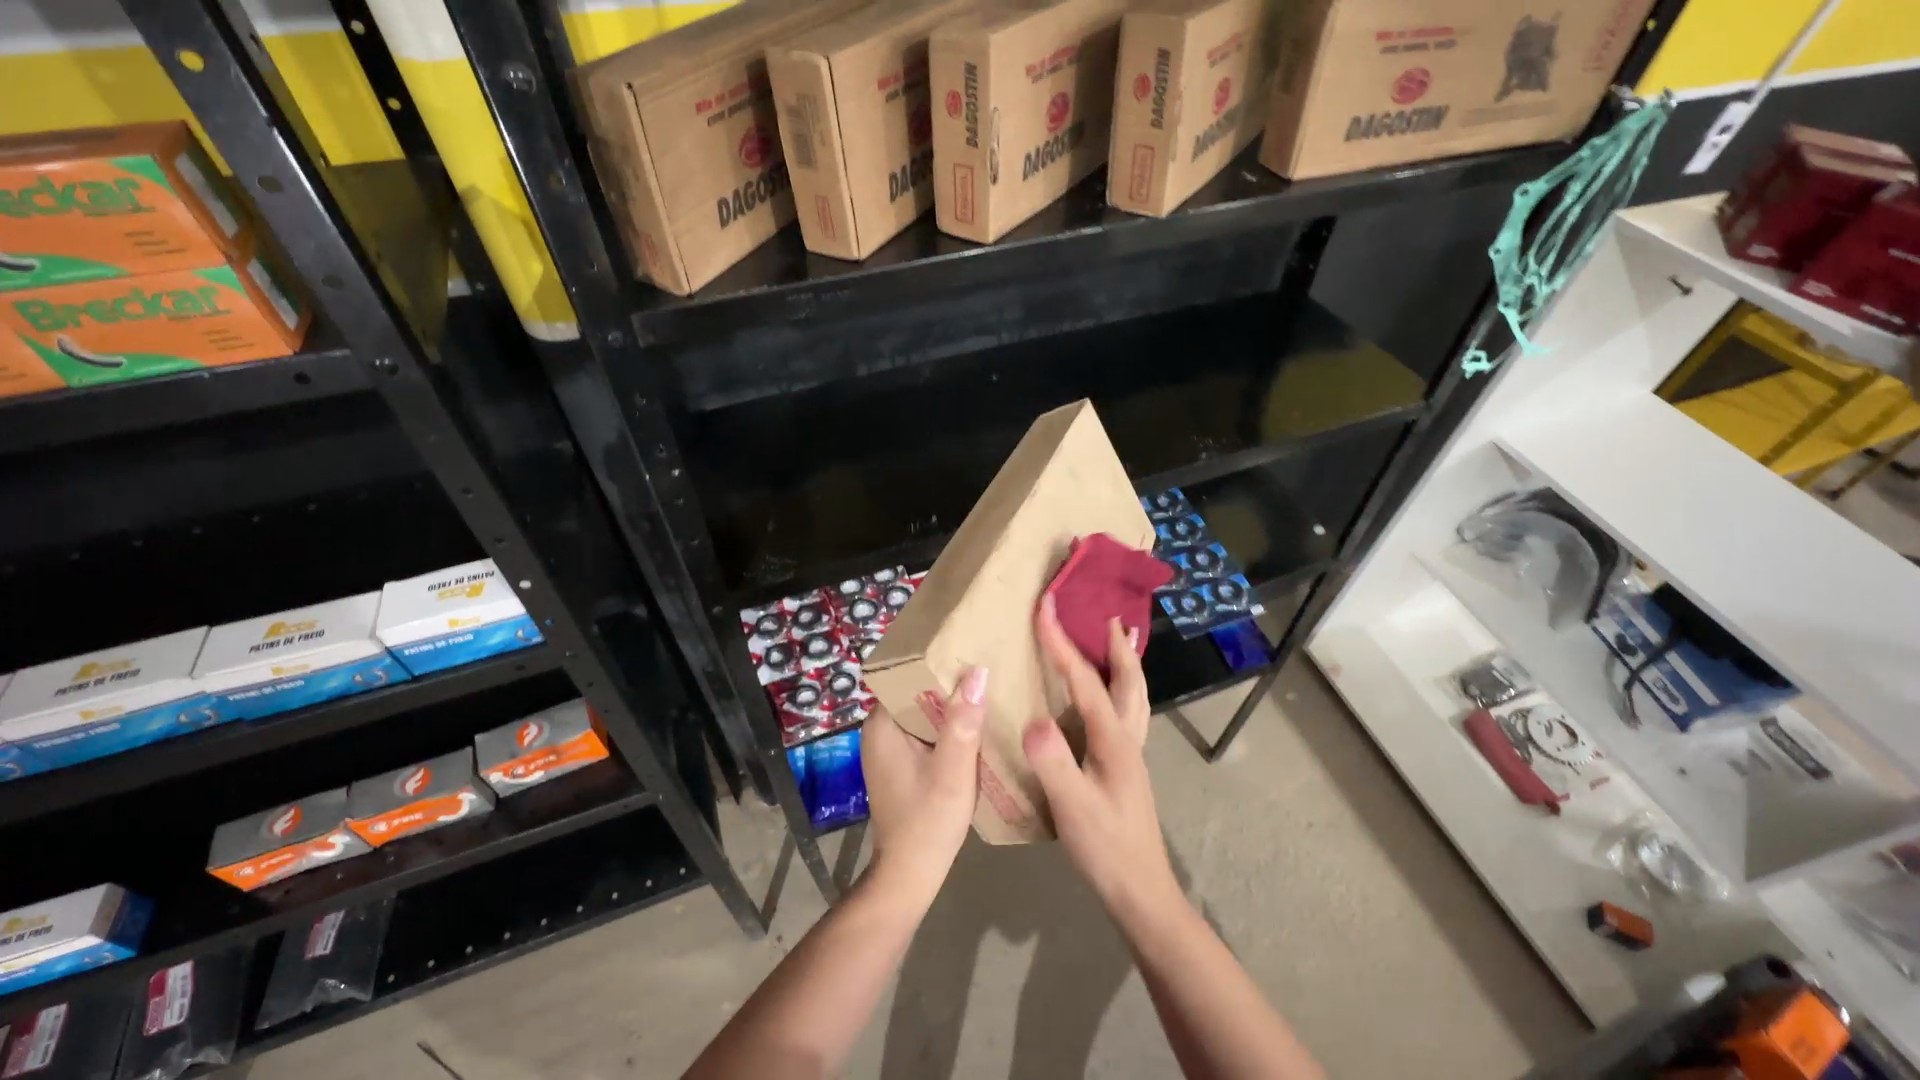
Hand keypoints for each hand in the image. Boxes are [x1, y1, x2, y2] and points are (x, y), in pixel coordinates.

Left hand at [859, 667, 988, 906]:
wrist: (910, 875)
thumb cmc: (928, 821)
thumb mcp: (953, 770)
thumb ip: (963, 722)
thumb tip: (977, 672)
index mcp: (882, 725)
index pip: (908, 676)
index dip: (939, 664)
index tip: (971, 652)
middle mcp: (879, 731)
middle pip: (917, 694)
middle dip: (949, 685)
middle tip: (988, 668)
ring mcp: (888, 750)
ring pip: (923, 715)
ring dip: (951, 709)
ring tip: (987, 692)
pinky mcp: (900, 765)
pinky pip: (924, 734)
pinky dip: (946, 730)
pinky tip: (975, 729)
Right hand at [1023, 595, 1180, 923]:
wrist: (1141, 892)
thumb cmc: (1106, 849)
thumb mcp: (1073, 807)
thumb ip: (1053, 762)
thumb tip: (1033, 719)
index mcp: (1113, 741)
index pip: (1085, 681)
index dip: (1063, 643)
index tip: (1046, 607)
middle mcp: (1127, 740)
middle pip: (1127, 680)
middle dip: (1115, 645)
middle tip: (1108, 616)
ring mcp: (1130, 756)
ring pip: (1133, 697)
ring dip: (1125, 664)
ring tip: (1121, 642)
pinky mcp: (1125, 770)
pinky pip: (1125, 715)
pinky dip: (1120, 691)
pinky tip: (1107, 701)